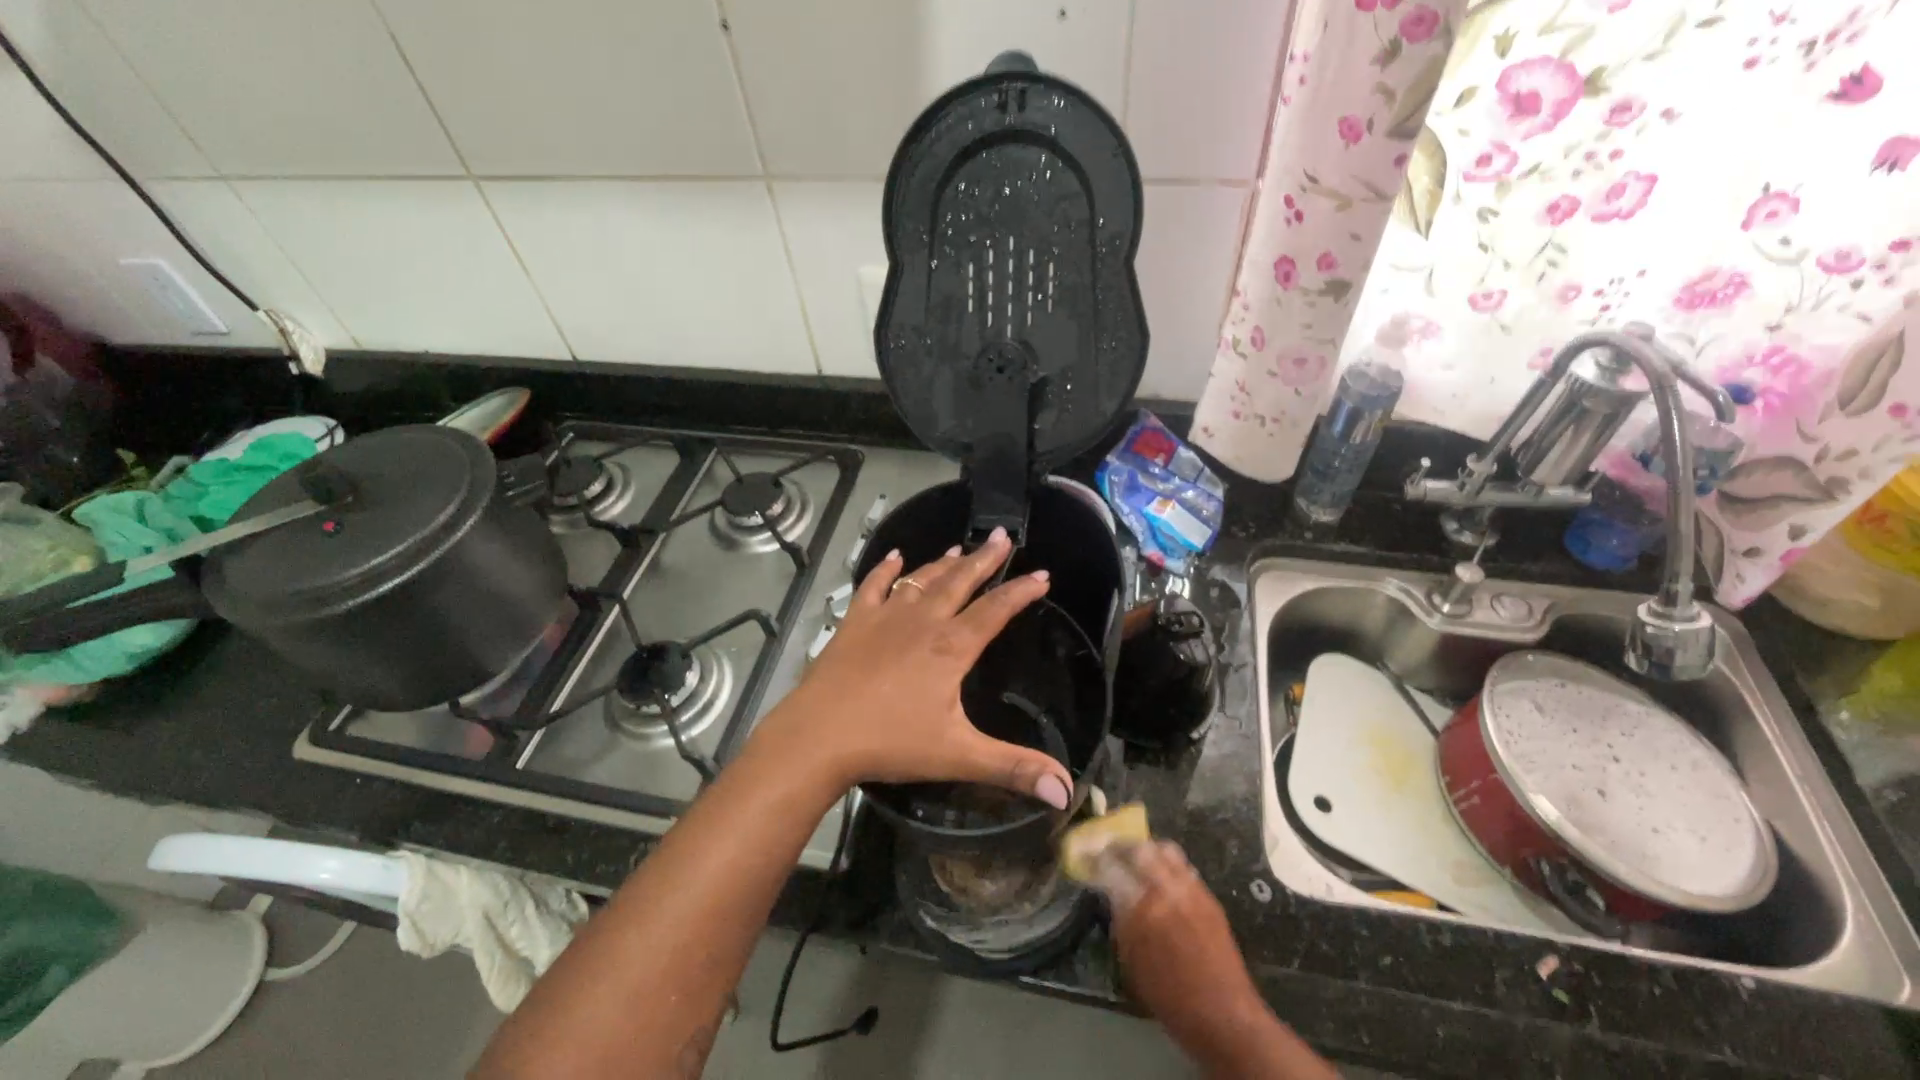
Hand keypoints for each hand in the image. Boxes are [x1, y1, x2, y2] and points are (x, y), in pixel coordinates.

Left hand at [755, 526, 1072, 807]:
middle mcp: (922, 622)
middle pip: (960, 582)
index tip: (1042, 576)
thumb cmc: (890, 742)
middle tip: (1002, 537)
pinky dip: (885, 569)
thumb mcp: (959, 756)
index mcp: (951, 647)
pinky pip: (873, 587)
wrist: (818, 735)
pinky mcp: (854, 624)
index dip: (1020, 592)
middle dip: (984, 560)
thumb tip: (1067, 791)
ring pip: (921, 580)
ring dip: (943, 563)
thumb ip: (1013, 768)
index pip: (995, 610)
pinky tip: (894, 556)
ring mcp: (884, 618)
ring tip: (961, 548)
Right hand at [1098, 842, 1263, 1044]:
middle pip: (1140, 848)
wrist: (1223, 1013)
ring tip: (1135, 861)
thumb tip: (1112, 896)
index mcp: (1142, 908)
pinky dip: (1167, 865)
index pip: (1111, 867)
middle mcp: (1168, 890)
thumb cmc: (1169, 997)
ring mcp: (1192, 890)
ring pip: (1166, 850)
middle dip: (1121, 847)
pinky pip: (1184, 867)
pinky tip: (1161, 880)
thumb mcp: (1131, 962)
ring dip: (1147, 851)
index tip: (1085, 858)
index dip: (1094, 859)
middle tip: (1109, 853)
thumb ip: (1120, 921)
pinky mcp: (1209, 897)